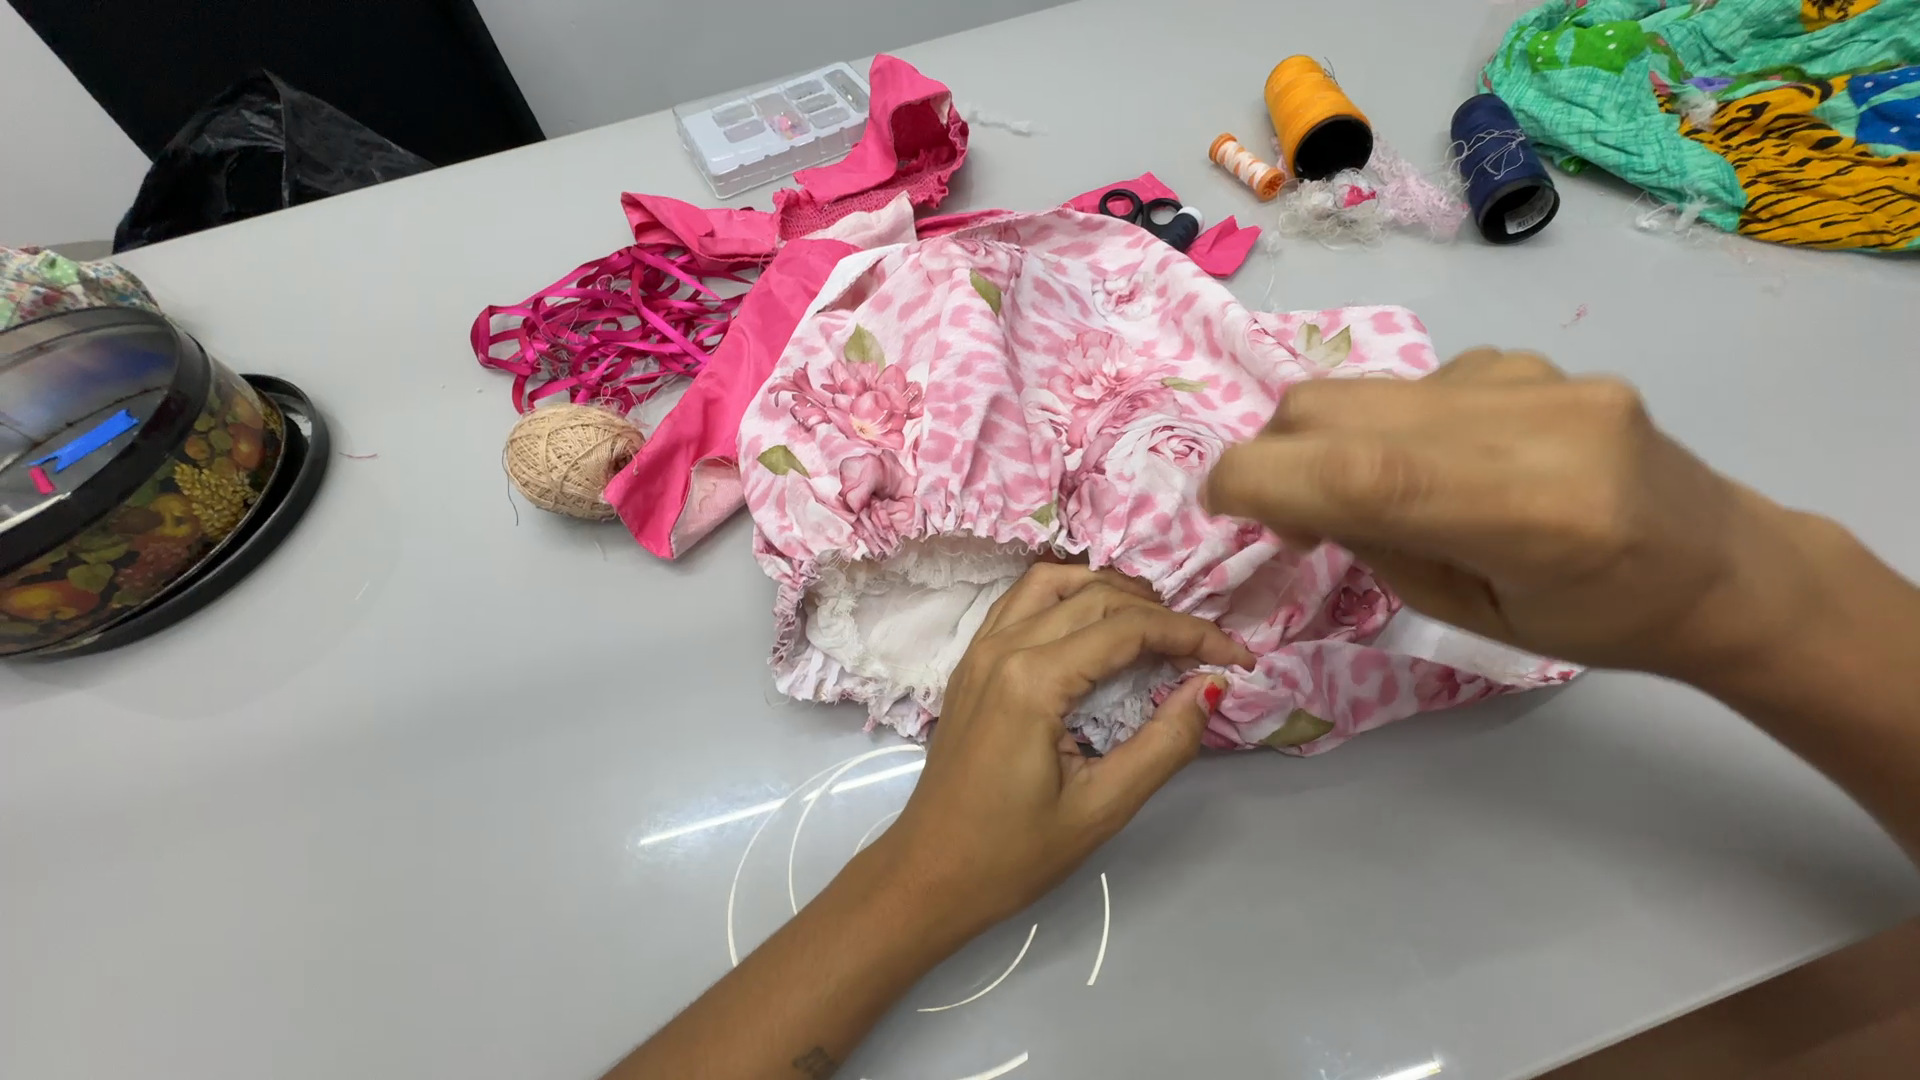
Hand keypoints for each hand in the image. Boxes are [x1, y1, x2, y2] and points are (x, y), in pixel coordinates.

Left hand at [872, 564, 1254, 934]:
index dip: (1190, 634)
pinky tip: (1092, 619)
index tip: (1236, 657)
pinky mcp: (970, 660)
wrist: (930, 871)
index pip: (1127, 629)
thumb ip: (1164, 742)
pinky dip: (1065, 594)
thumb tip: (1210, 686)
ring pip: (1052, 583)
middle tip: (1202, 648)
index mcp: (1032, 680)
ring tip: (1154, 622)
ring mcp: (979, 648)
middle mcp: (1002, 647)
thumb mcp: (1102, 807)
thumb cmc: (1014, 853)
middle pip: (1095, 596)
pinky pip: (1021, 600)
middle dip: (1159, 613)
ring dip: (1109, 589)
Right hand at [1200, 348, 1828, 680]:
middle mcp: (1532, 422)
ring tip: (1351, 492)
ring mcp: (1530, 376)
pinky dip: (1374, 428)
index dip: (1257, 480)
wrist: (1720, 559)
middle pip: (1330, 409)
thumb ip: (1370, 538)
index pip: (1355, 472)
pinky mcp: (1522, 359)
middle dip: (1269, 456)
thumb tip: (1291, 495)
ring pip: (1355, 392)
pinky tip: (1422, 461)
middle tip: (1281, 514)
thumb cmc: (1591, 619)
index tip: (1217, 506)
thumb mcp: (1462, 609)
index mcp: (1530, 513)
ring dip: (1316, 443)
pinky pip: (1401, 388)